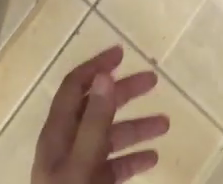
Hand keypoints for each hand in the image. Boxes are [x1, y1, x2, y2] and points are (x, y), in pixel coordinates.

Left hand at [32, 46, 170, 183]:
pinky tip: (153, 159)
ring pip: (109, 138)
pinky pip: (114, 167)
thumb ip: (93, 122)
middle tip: (153, 81)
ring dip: (136, 127)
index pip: (74, 86)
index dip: (95, 66)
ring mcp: (78, 169)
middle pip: (96, 107)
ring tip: (165, 124)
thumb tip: (104, 75)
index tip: (122, 53)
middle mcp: (66, 146)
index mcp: (57, 133)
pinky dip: (133, 159)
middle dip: (124, 92)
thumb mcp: (81, 164)